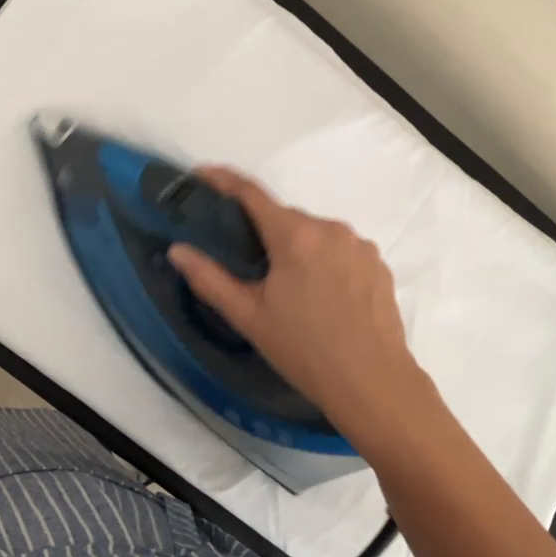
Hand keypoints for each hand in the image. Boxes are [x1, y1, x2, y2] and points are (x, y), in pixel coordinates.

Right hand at [167, 167, 450, 462]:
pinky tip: (318, 297)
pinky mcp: (378, 265)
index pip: (252, 194)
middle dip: (262, 232)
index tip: (202, 174)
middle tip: (243, 263)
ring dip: (294, 249)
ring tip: (286, 290)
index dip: (223, 180)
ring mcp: (359, 246)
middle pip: (285, 218)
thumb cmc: (304, 350)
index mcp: (295, 236)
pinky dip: (322, 263)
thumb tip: (177, 250)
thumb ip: (210, 278)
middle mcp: (331, 229)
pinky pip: (339, 251)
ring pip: (313, 236)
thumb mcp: (248, 316)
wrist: (373, 383)